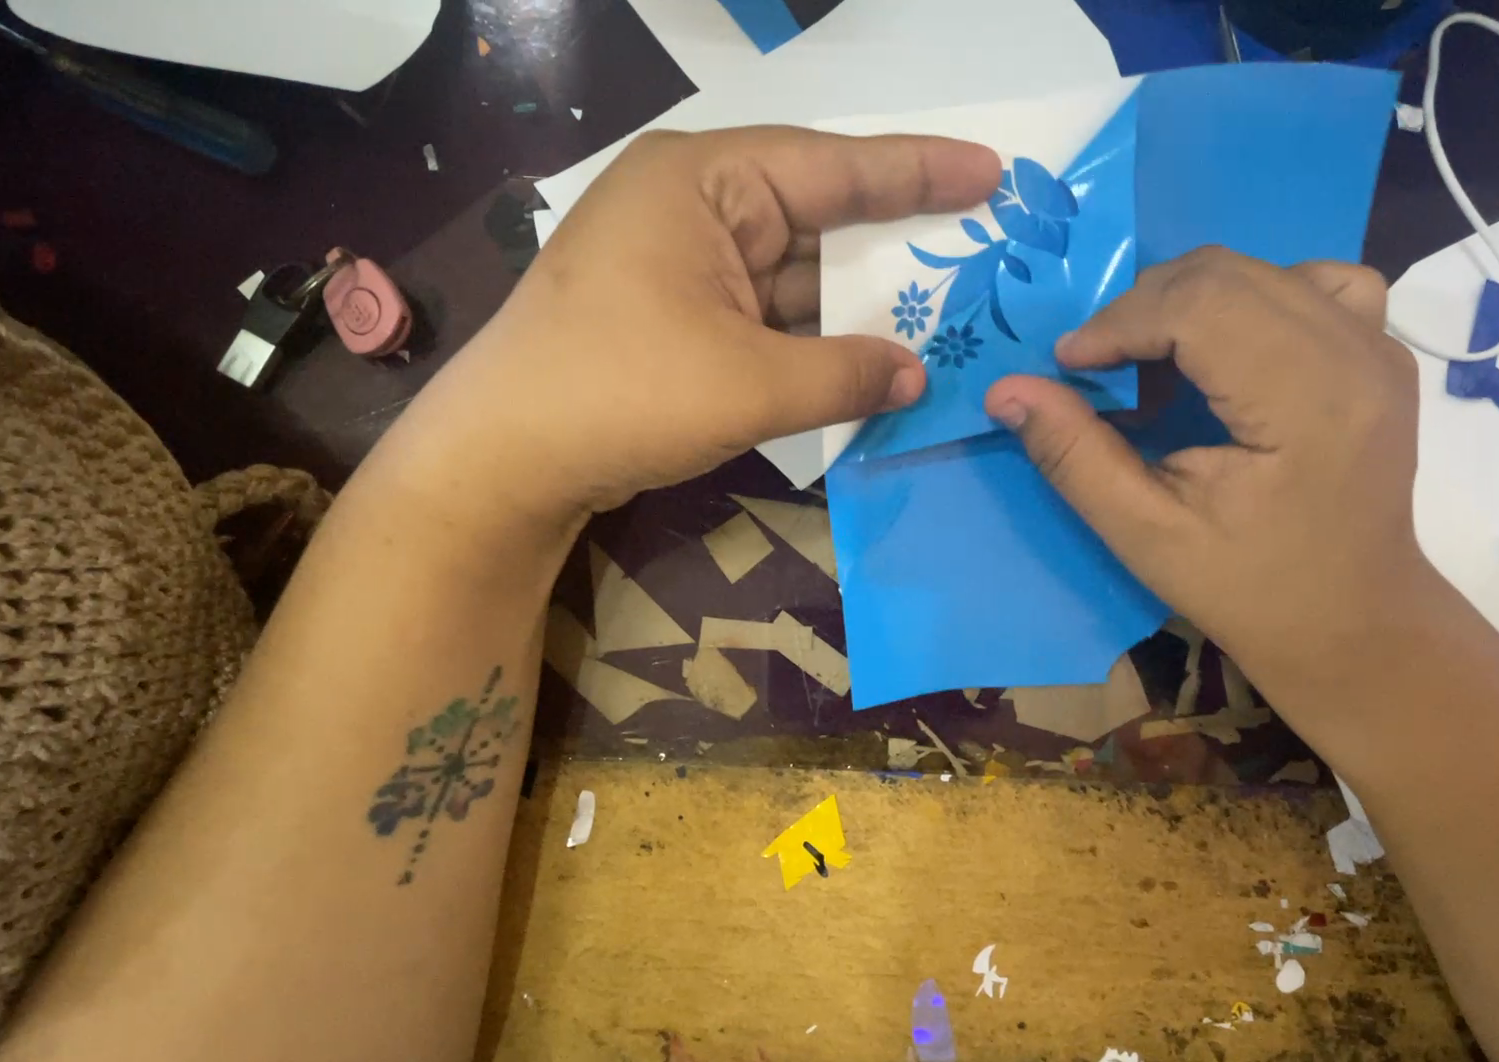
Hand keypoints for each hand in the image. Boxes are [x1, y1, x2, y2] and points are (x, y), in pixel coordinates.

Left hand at [373, 126, 1000, 527]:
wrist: (508, 459)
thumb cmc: (623, 393)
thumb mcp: (751, 383)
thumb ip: (846, 374)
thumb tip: (918, 377)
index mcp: (704, 183)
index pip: (833, 166)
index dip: (919, 173)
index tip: (990, 175)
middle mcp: (694, 209)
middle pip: (816, 220)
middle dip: (892, 250)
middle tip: (976, 258)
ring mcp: (683, 266)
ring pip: (794, 278)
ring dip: (855, 309)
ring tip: (939, 321)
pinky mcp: (679, 319)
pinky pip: (767, 319)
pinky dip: (814, 343)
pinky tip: (868, 362)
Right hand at [984, 247, 1431, 698]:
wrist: (1352, 622)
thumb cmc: (1247, 588)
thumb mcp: (1143, 532)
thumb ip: (1073, 455)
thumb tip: (1005, 391)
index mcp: (1304, 401)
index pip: (1200, 304)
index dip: (1119, 322)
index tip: (1069, 366)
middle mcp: (1355, 354)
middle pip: (1226, 275)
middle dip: (1142, 309)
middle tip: (1099, 369)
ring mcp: (1379, 348)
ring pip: (1262, 271)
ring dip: (1189, 303)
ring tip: (1155, 362)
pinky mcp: (1381, 354)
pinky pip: (1311, 286)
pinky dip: (1250, 302)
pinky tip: (1226, 351)